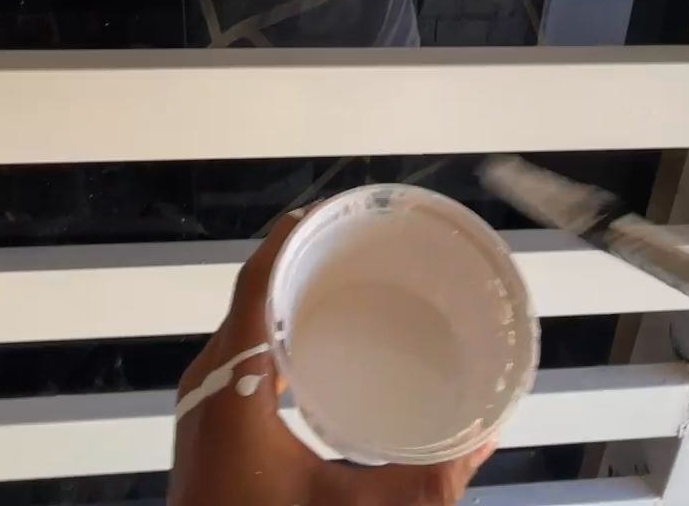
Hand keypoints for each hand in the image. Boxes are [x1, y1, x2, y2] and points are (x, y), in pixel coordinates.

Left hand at [168, 213, 495, 505]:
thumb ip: (426, 481)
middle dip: (300, 259)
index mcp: (232, 387)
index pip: (256, 282)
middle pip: (252, 294)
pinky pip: (242, 353)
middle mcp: (209, 382)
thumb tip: (484, 439)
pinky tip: (313, 348)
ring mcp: (204, 403)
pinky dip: (276, 333)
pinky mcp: (210, 422)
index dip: (290, 237)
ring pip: (245, 323)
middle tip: (355, 246)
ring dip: (287, 296)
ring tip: (342, 284)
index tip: (330, 211)